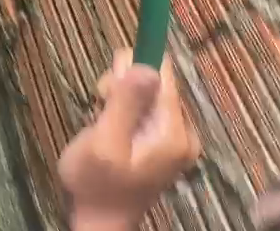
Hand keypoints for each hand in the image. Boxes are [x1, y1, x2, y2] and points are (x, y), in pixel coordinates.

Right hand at [58, 51, 199, 230]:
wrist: (98, 221)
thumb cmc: (96, 183)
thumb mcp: (104, 141)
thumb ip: (125, 103)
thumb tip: (147, 64)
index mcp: (174, 132)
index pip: (161, 72)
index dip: (128, 71)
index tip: (106, 91)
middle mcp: (183, 131)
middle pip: (152, 78)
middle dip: (120, 86)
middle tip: (100, 111)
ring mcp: (174, 136)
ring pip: (144, 89)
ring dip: (117, 97)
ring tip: (103, 124)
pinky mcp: (162, 139)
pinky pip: (143, 104)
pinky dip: (122, 109)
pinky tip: (110, 129)